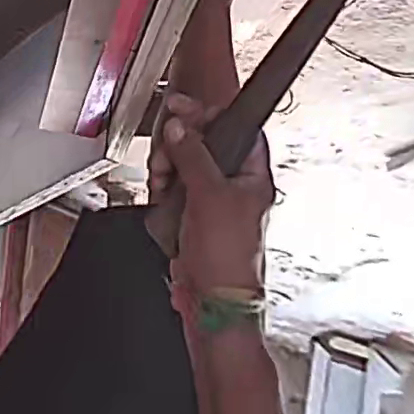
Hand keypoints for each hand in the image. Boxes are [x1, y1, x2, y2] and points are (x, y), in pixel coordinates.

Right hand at [151, 93, 276, 292]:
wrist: (211, 305)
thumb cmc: (228, 260)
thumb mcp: (209, 196)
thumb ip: (193, 156)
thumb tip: (180, 128)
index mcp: (252, 176)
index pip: (237, 128)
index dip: (211, 113)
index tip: (185, 108)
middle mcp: (233, 184)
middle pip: (204, 142)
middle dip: (180, 143)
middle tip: (169, 148)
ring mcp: (211, 198)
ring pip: (185, 161)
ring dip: (168, 164)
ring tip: (164, 177)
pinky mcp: (191, 212)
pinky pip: (173, 184)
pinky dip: (163, 183)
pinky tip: (161, 192)